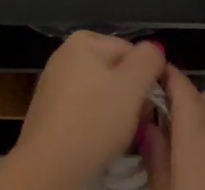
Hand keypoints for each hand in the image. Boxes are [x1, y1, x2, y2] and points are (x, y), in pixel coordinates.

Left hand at [0, 31, 164, 189]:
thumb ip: (149, 59)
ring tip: (115, 134)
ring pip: (100, 92)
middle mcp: (65, 53)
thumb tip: (155, 49)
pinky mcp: (49, 109)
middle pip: (115, 71)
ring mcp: (54, 82)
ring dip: (114, 112)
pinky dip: (94, 122)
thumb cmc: (93, 120)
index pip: (132, 52)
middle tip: (134, 122)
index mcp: (84, 40)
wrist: (49, 165)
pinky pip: (83, 108)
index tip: (147, 106)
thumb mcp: (132, 86)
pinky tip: (96, 139)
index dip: (146, 79)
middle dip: (129, 96)